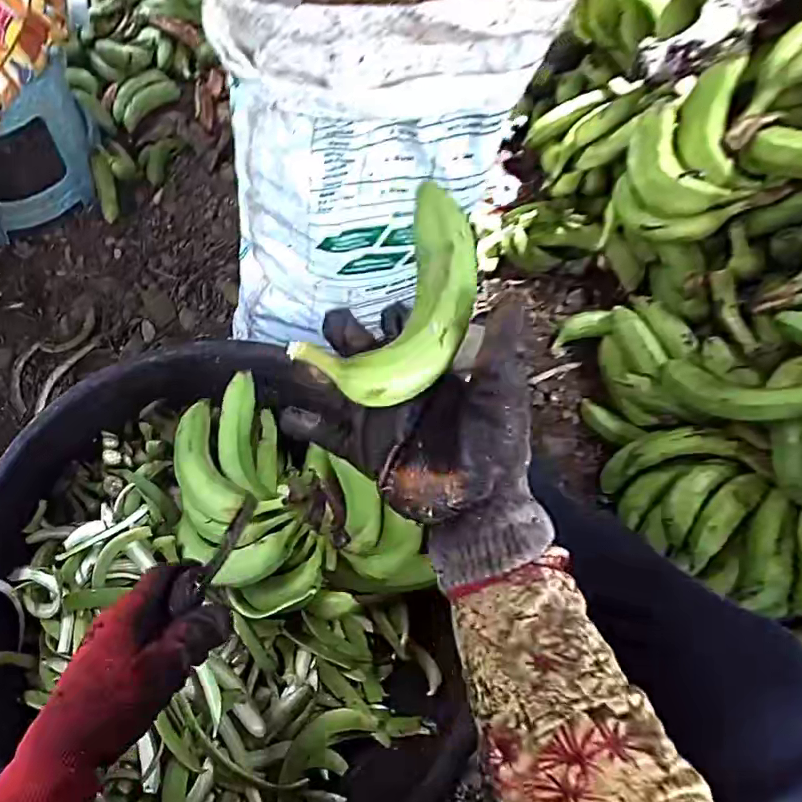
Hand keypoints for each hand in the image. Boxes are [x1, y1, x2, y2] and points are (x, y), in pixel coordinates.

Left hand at [0, 565, 228, 801]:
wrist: (64, 747)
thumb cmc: (113, 704)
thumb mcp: (161, 669)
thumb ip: (191, 638)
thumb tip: (221, 612)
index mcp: (127, 613)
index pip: (161, 575)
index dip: (188, 573)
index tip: (213, 582)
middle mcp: (114, 621)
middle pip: (158, 603)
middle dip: (187, 614)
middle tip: (210, 636)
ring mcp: (105, 644)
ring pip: (150, 628)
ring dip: (174, 638)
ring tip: (191, 663)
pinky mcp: (102, 667)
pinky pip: (139, 648)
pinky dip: (159, 655)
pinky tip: (167, 682)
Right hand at [280, 295, 555, 589]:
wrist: (479, 502)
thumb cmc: (496, 445)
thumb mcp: (502, 394)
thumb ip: (501, 350)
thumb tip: (514, 299)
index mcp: (425, 370)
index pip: (404, 332)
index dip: (395, 317)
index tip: (393, 312)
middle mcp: (394, 388)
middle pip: (361, 352)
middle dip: (347, 334)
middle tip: (337, 323)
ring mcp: (374, 418)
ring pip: (337, 387)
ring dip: (318, 371)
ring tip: (299, 357)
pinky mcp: (362, 448)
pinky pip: (327, 434)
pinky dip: (306, 426)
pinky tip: (288, 415)